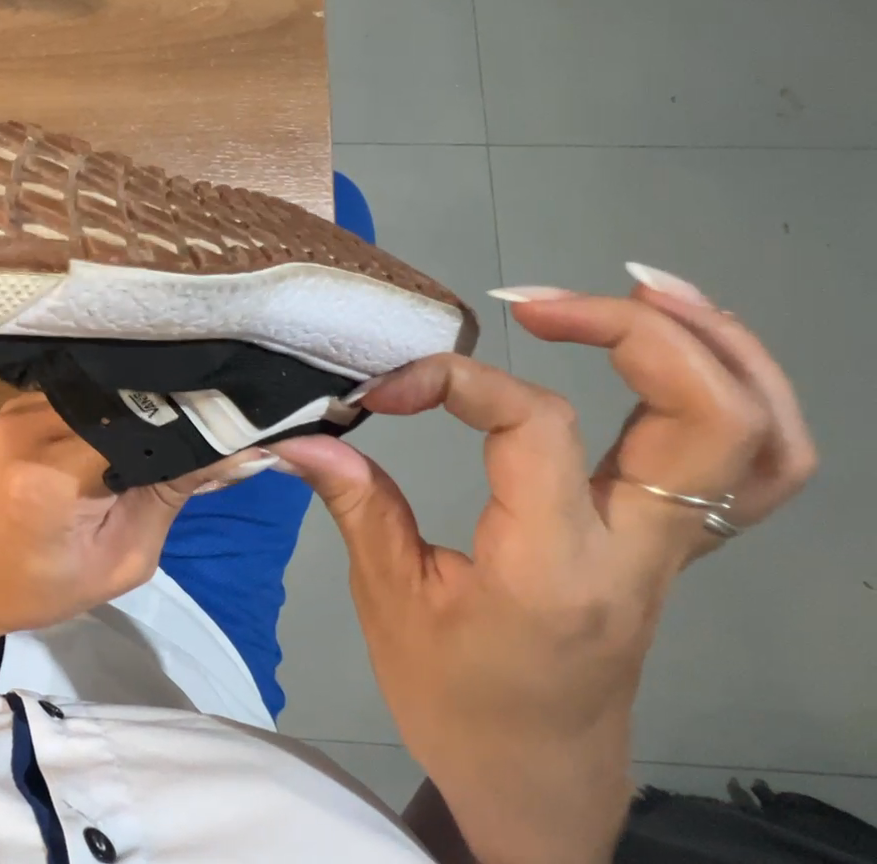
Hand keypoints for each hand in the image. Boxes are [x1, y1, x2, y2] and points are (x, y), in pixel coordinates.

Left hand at [0, 392, 265, 641]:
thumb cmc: (47, 585)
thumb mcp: (126, 557)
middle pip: (123, 401)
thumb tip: (245, 448)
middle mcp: (29, 425)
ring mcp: (17, 409)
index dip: (193, 421)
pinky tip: (138, 425)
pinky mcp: (16, 404)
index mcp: (52, 473)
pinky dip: (115, 410)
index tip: (242, 425)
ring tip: (186, 424)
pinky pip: (81, 396)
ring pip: (104, 393)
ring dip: (144, 408)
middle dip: (174, 411)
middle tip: (224, 423)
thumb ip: (176, 494)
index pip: (140, 426)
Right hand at [270, 280, 812, 863]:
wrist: (534, 774)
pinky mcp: (675, 546)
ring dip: (718, 345)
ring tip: (643, 289)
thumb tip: (300, 436)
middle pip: (707, 417)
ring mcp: (674, 549)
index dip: (457, 380)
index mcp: (553, 567)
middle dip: (632, 331)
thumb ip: (358, 505)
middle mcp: (637, 551)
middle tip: (532, 299)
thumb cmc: (452, 696)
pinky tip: (680, 350)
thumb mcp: (389, 601)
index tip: (386, 388)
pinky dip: (739, 390)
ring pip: (763, 435)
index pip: (533, 428)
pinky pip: (755, 464)